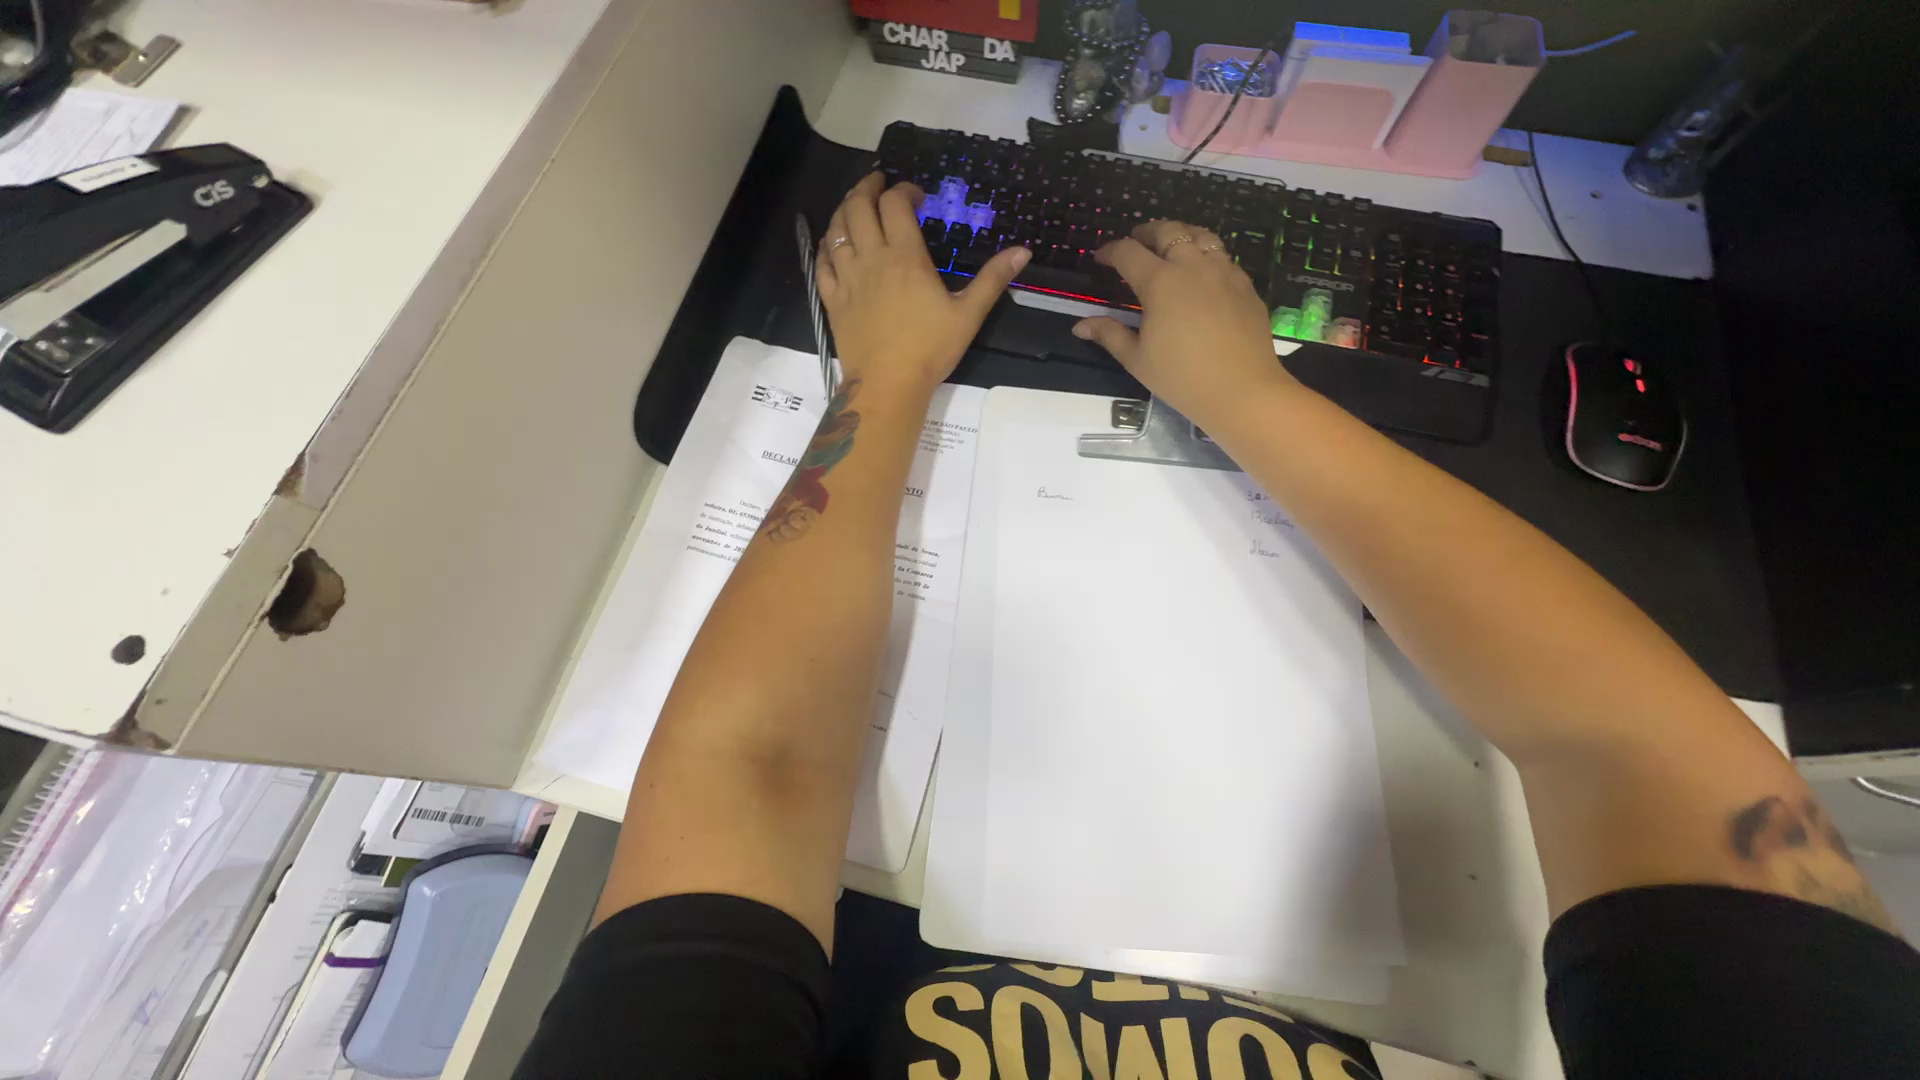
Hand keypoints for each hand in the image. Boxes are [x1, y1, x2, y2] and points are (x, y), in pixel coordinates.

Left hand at [818, 173, 1029, 394]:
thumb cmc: (930, 350)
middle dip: (868, 187)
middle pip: (858, 207)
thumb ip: (992, 279)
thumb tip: (1022, 251)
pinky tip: (832, 243)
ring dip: (844, 209)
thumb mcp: (968, 314)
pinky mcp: (833, 300)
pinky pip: (822, 262)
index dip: (904, 191)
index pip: (896, 205)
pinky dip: (826, 245)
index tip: (916, 196)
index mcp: (906, 256)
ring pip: (836, 229)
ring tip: (855, 204)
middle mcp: (872, 258)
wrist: (888, 385)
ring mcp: (847, 278)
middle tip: (878, 184)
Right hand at [1074, 220, 1297, 424]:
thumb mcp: (1137, 359)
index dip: (1110, 251)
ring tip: (1171, 246)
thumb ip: (1109, 335)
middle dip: (1147, 232)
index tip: (1101, 258)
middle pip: (1167, 231)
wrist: (1241, 389)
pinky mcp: (1244, 284)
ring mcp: (1223, 271)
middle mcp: (1192, 266)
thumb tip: (1080, 325)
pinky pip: (1223, 256)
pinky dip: (1206, 255)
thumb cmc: (1182, 377)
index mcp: (1160, 281)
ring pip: (1200, 236)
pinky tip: (1202, 273)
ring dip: (1180, 235)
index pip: (1128, 253)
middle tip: (1136, 240)